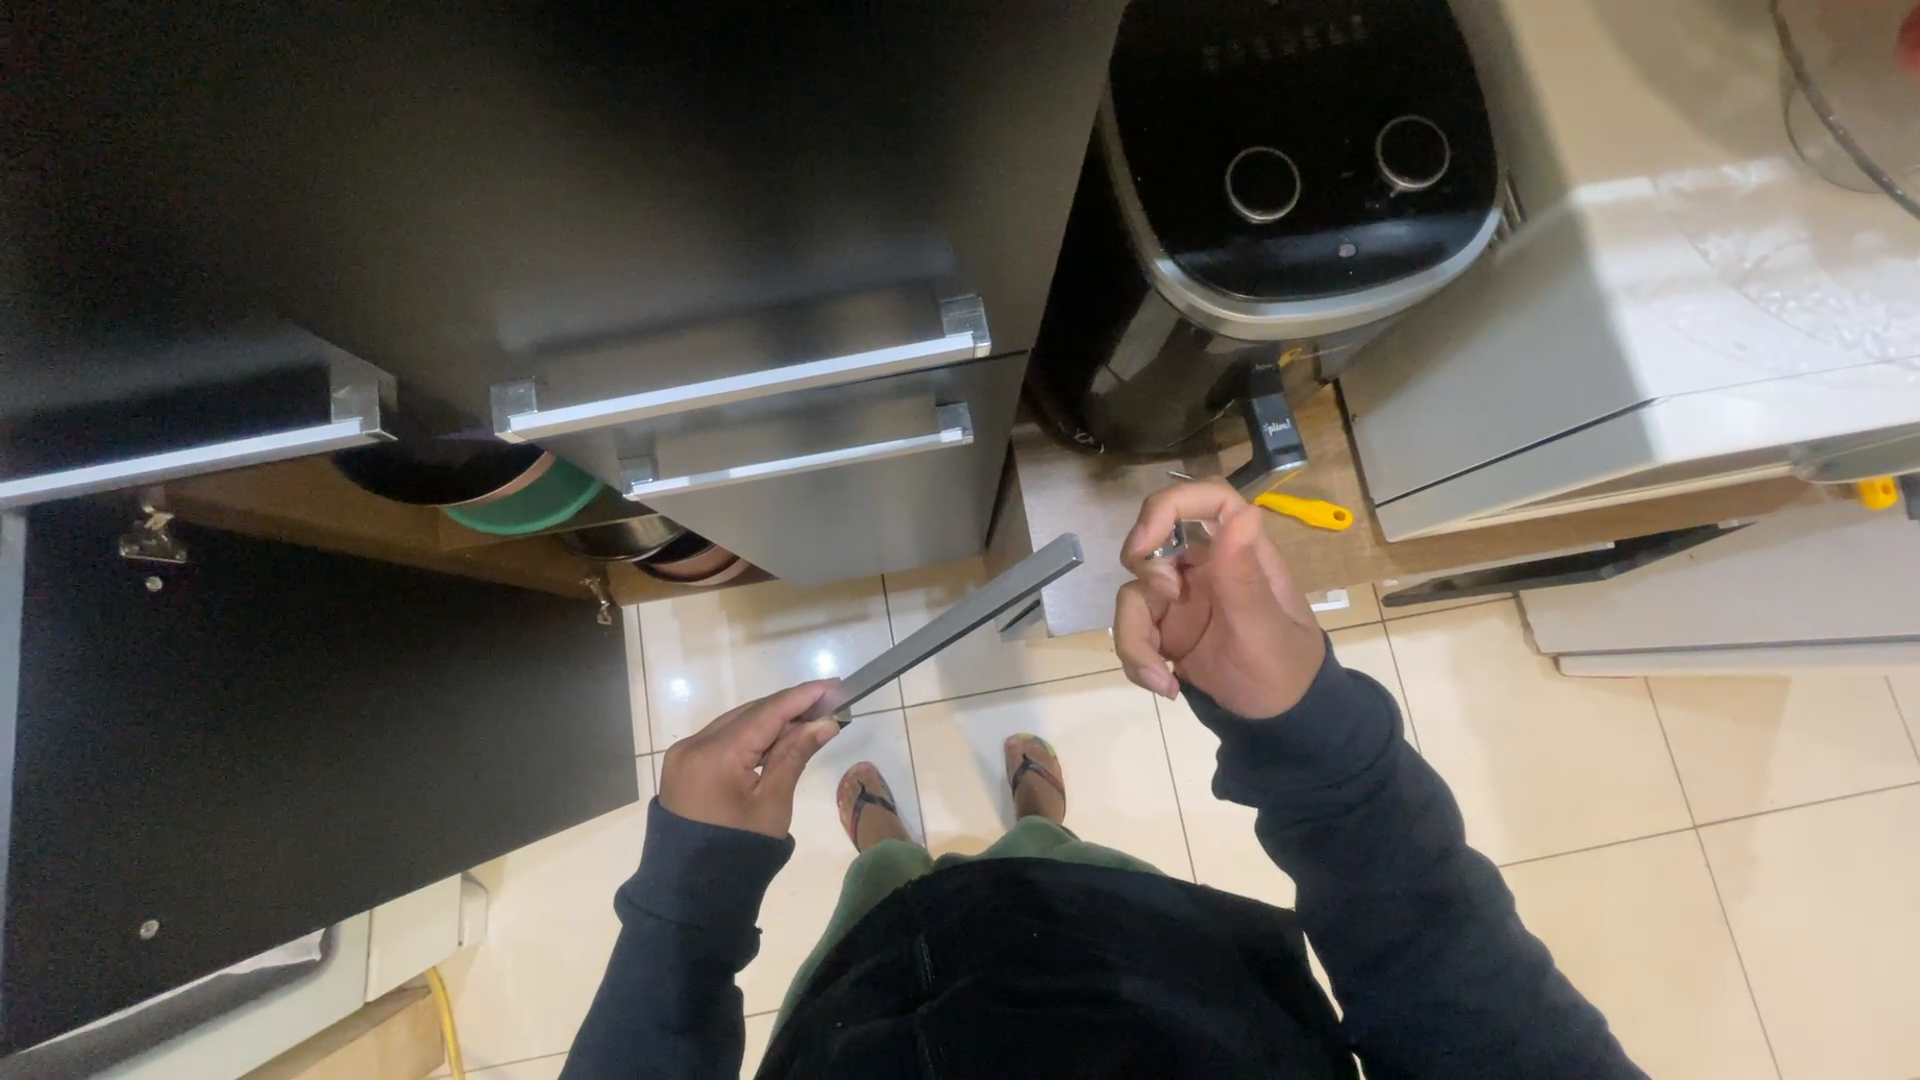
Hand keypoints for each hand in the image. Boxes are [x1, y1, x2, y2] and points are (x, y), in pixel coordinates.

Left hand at [658, 681, 841, 838]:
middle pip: (750, 713)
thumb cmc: (739, 851)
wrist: (691, 894)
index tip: (833, 685)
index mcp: (715, 755)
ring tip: (809, 717)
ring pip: (736, 722)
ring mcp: (684, 754)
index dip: (802, 697)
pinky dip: (751, 734)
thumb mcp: (773, 803)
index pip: (766, 714)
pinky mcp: (683, 764)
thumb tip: (826, 722)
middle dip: (789, 706)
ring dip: (771, 719)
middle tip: (828, 701)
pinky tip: (778, 736)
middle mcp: (693, 745)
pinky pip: (722, 737)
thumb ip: (796, 754)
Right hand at [1113, 480, 1326, 718]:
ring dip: (1136, 637)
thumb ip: (1245, 576)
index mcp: (1240, 554)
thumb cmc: (1284, 671)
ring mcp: (1179, 598)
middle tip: (1165, 604)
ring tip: (1162, 678)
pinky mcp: (1162, 629)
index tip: (1146, 540)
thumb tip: (1244, 512)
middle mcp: (1205, 567)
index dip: (1169, 506)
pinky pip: (1130, 630)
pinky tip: (1165, 684)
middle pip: (1151, 541)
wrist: (1277, 724)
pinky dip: (1138, 659)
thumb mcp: (1265, 628)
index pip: (1208, 501)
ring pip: (1133, 593)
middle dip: (1146, 573)